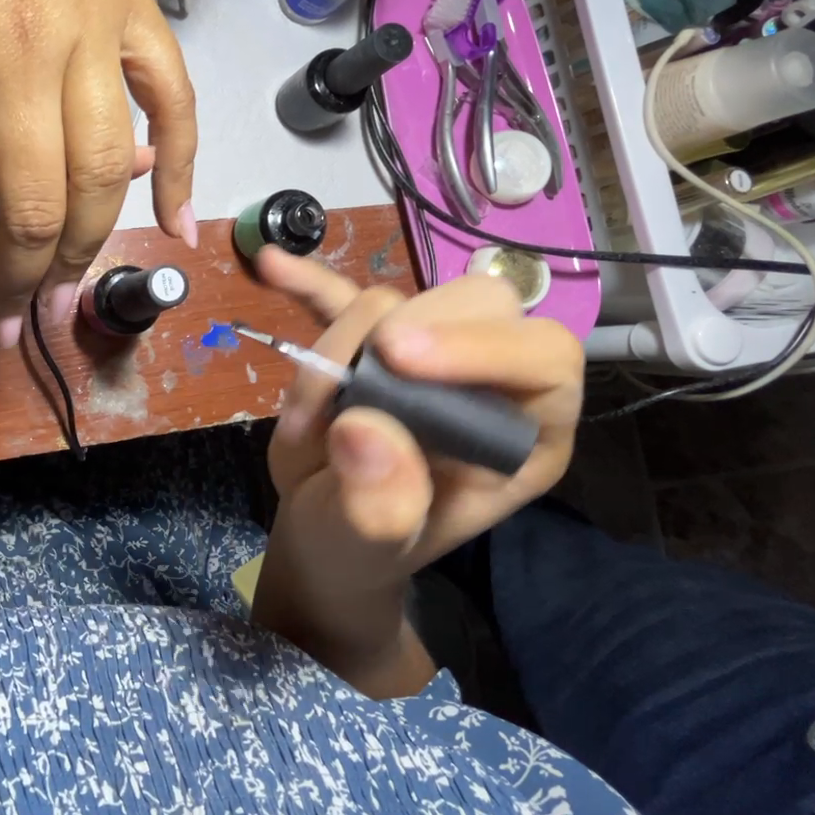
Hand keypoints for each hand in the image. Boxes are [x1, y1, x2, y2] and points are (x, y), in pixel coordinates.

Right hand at [257, 248, 582, 595]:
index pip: (541, 360)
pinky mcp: (361, 343)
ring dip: (337, 344)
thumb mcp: (371, 544)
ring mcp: (418, 356)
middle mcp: (482, 382)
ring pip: (396, 301)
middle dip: (414, 326)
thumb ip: (379, 503)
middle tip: (357, 365)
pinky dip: (306, 283)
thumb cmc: (361, 547)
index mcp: (519, 434)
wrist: (324, 531)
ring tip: (304, 417)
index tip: (396, 356)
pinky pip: (337, 297)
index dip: (481, 345)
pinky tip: (272, 267)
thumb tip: (363, 427)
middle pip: (482, 305)